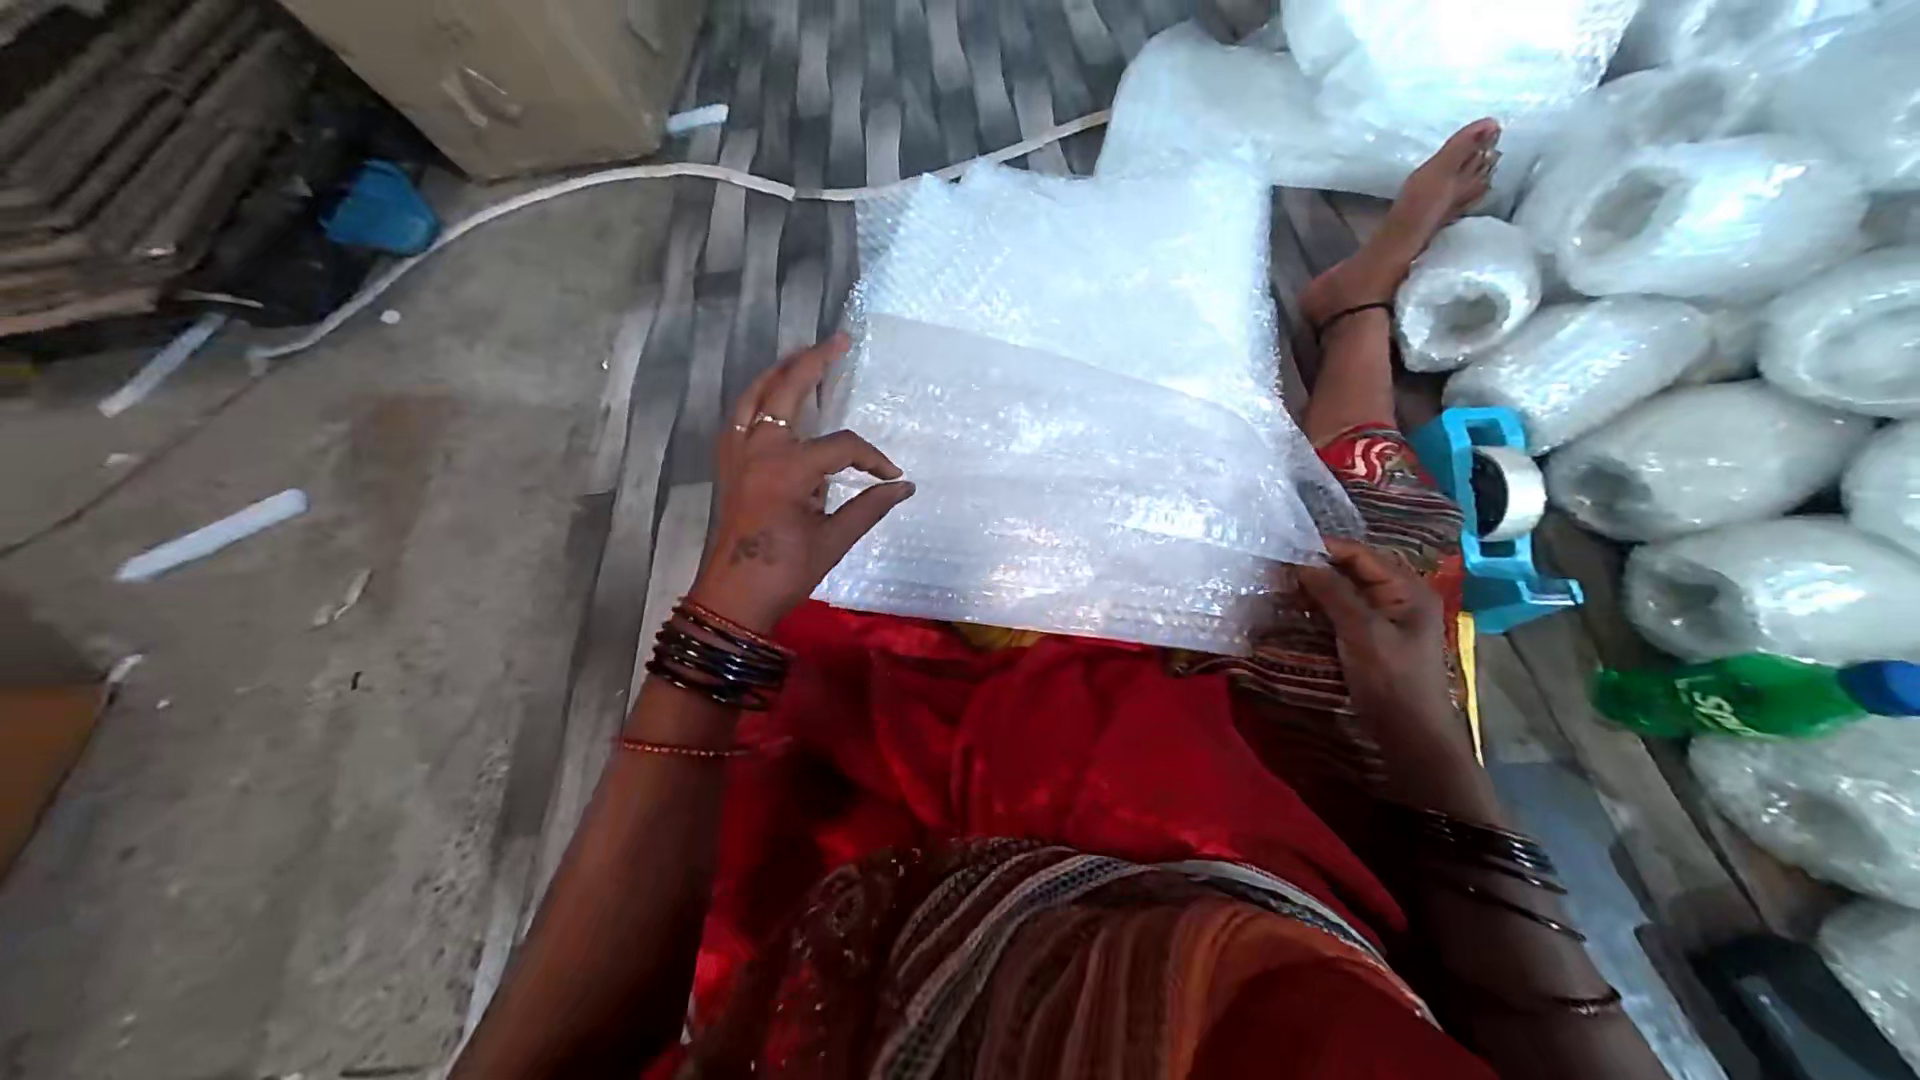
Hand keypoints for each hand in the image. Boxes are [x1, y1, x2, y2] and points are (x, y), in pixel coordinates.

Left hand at [688, 333, 915, 632]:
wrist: (733, 597)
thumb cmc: (784, 572)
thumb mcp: (834, 540)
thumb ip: (869, 506)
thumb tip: (904, 486)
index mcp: (787, 470)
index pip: (842, 446)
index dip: (872, 457)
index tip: (891, 476)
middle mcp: (758, 450)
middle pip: (786, 391)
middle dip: (815, 362)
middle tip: (840, 340)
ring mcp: (737, 454)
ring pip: (754, 396)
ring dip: (780, 372)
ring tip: (805, 356)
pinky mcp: (728, 464)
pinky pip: (740, 416)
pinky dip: (757, 399)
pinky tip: (771, 398)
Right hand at [1296, 538, 1470, 761]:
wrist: (1409, 732)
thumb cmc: (1391, 678)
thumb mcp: (1362, 631)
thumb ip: (1334, 593)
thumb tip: (1301, 563)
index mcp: (1407, 589)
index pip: (1361, 554)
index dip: (1324, 548)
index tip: (1285, 549)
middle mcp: (1399, 596)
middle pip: (1354, 569)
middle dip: (1318, 566)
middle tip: (1278, 567)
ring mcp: (1386, 617)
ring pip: (1346, 589)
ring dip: (1316, 585)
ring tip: (1281, 584)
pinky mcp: (1372, 636)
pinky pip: (1343, 609)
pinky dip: (1321, 604)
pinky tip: (1297, 606)